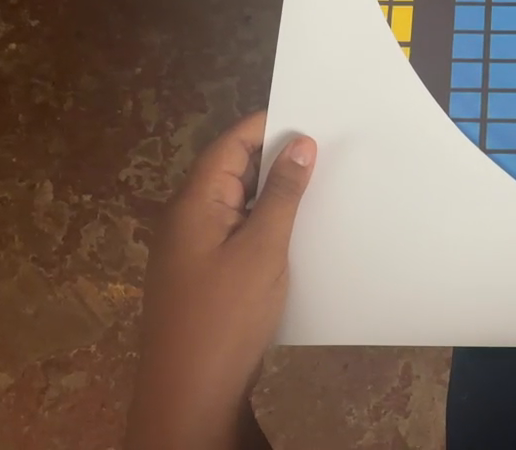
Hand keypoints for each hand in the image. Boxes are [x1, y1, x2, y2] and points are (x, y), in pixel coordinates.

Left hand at [125, 113, 316, 449]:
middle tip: (327, 146)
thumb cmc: (225, 317)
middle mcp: (188, 218)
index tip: (315, 116)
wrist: (189, 400)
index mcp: (193, 203)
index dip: (270, 125)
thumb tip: (301, 142)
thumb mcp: (263, 248)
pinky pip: (238, 228)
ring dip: (275, 191)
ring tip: (321, 181)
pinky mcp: (205, 273)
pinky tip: (298, 226)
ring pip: (239, 200)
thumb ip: (283, 192)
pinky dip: (266, 219)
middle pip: (233, 168)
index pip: (231, 143)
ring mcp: (194, 247)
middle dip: (277, 156)